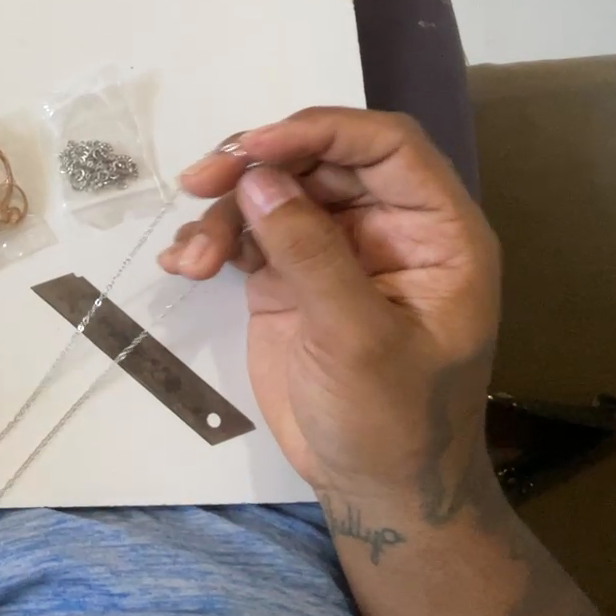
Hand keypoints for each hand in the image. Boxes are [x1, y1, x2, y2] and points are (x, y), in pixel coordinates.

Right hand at [158, 108, 500, 505]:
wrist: (370, 485)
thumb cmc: (392, 419)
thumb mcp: (357, 337)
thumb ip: (310, 252)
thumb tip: (257, 178)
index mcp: (432, 231)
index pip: (383, 145)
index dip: (318, 130)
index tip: (251, 147)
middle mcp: (381, 227)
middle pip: (314, 161)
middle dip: (252, 168)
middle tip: (197, 184)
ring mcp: (328, 250)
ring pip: (269, 195)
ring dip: (221, 216)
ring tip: (192, 262)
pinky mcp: (285, 275)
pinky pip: (243, 234)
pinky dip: (209, 242)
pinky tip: (183, 266)